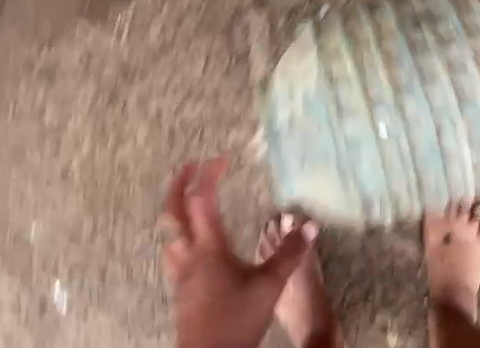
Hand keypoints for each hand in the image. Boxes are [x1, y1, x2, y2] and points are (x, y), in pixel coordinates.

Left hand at [161, 156, 316, 347]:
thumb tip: (310, 225)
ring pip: (168, 234)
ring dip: (176, 212)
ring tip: (189, 203)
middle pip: (172, 212)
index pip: (202, 199)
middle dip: (179, 185)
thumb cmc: (236, 321)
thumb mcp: (269, 286)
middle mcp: (189, 256)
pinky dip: (180, 237)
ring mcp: (180, 275)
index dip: (209, 174)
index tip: (222, 158)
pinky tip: (193, 247)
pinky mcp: (180, 292)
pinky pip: (173, 254)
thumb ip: (289, 253)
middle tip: (190, 166)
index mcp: (209, 247)